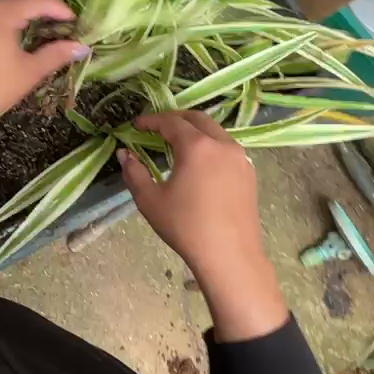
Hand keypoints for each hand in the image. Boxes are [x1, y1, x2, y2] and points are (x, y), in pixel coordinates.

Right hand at [119, 111, 287, 340]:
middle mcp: (222, 145)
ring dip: (195, 130)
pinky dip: (210, 144)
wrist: (230, 255)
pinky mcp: (249, 173)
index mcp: (197, 147)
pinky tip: (200, 162)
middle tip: (157, 127)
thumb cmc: (186, 226)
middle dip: (175, 118)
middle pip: (198, 119)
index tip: (136, 125)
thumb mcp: (150, 200)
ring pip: (215, 131)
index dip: (151, 120)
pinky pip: (227, 147)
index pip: (171, 122)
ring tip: (177, 142)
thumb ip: (134, 172)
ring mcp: (240, 158)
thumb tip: (124, 154)